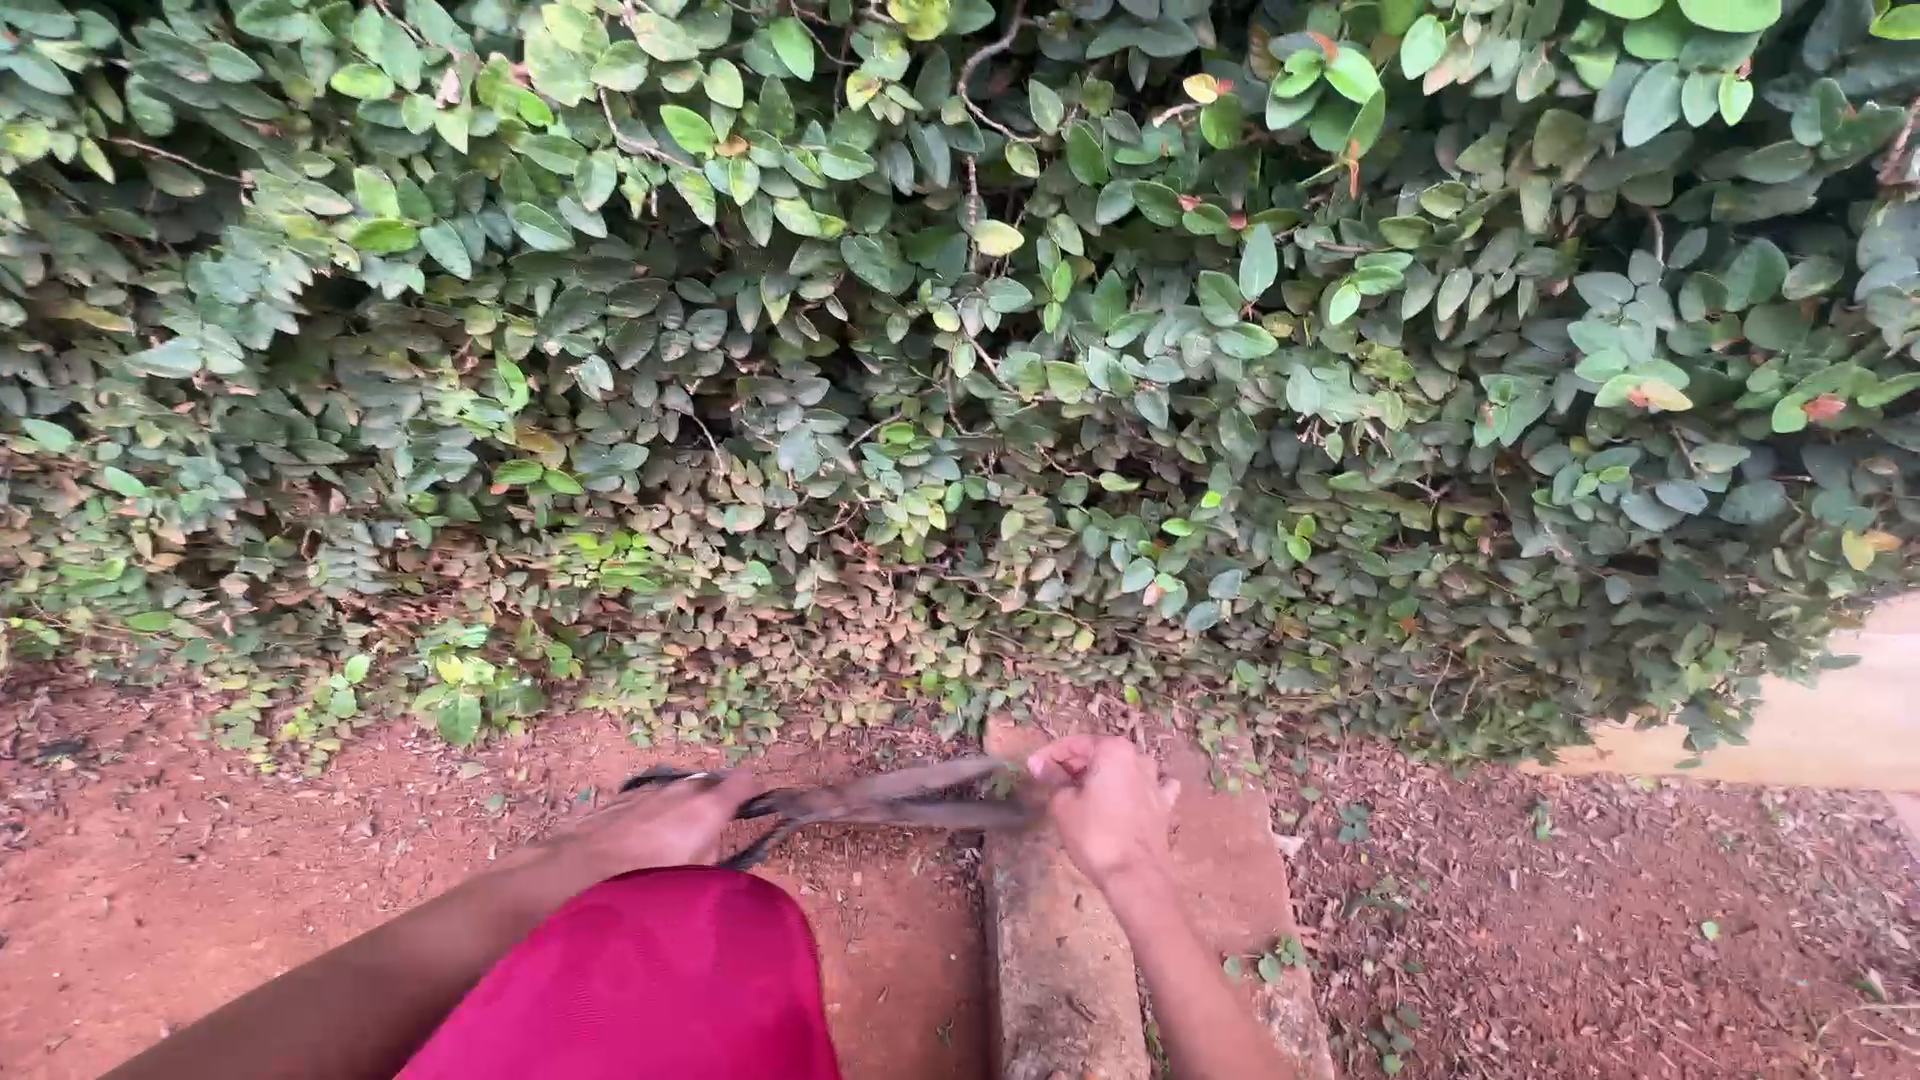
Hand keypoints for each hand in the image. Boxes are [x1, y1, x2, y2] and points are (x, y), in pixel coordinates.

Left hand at [532, 770, 757, 882]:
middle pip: (710, 786)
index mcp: (707, 808)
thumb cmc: (643, 881)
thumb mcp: (694, 880)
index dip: (752, 791)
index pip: (744, 781)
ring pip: (677, 793)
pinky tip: (638, 841)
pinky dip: (652, 814)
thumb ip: (712, 857)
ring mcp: (650, 791)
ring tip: (671, 840)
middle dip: (714, 803)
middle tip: (710, 833)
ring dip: (681, 808)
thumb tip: (711, 846)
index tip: (753, 805)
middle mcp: (682, 790)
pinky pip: (649, 801)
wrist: (572, 873)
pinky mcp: (621, 799)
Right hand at [1027, 735, 1178, 887]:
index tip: (1034, 767)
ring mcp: (1156, 781)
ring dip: (1102, 774)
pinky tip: (1128, 796)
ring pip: (1123, 767)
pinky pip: (1149, 786)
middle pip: (1100, 753)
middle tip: (1052, 781)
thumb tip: (1040, 763)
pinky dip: (1135, 787)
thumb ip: (1053, 777)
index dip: (1051, 754)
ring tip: (1082, 791)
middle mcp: (1138, 758)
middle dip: (1075, 764)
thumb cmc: (1094, 835)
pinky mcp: (1164, 805)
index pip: (1075, 743)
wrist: (1135, 876)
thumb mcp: (1063, 804)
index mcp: (1112, 750)